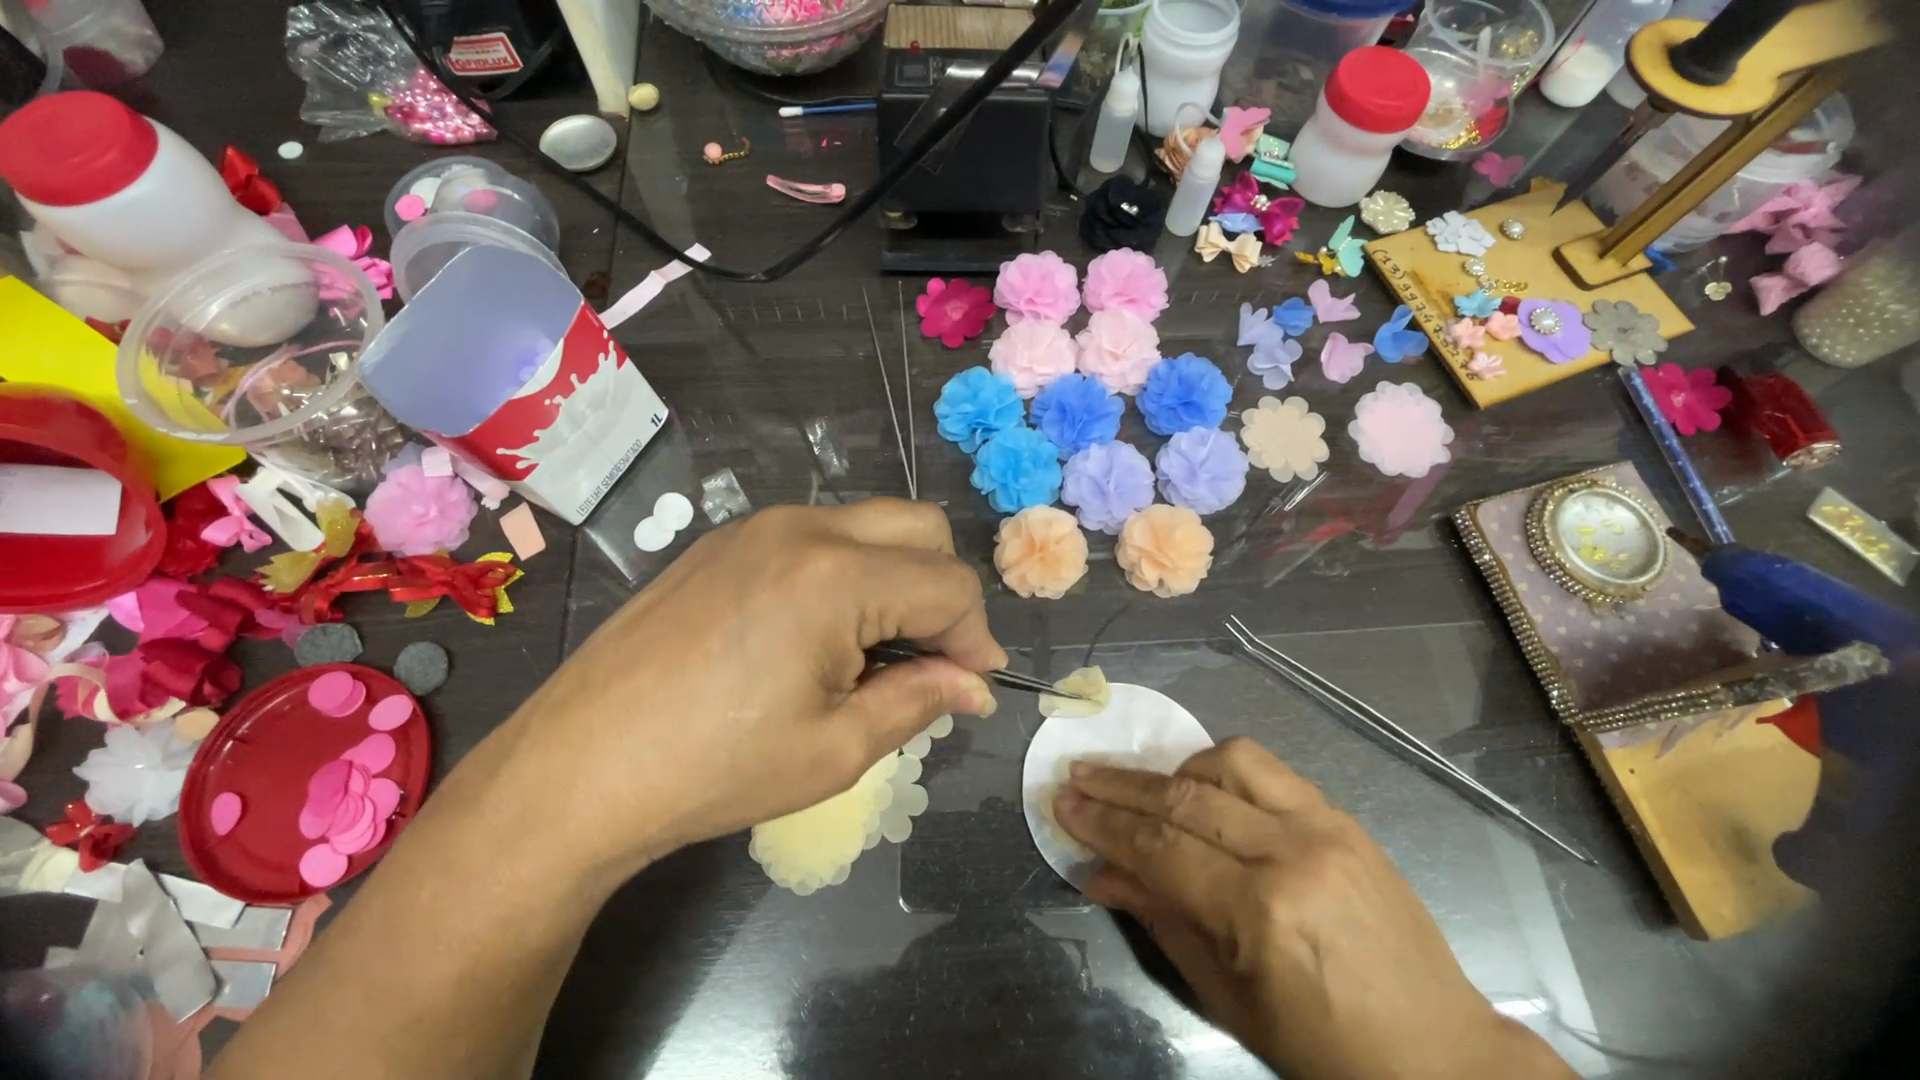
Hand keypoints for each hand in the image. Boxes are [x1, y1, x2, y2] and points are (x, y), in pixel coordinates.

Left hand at [503, 500, 1004, 876]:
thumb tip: (973, 684)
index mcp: (837, 576)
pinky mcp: (724, 542)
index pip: (948, 583)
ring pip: (869, 525)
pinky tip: (818, 635)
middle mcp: (803, 528)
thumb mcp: (836, 749)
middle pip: (920, 527)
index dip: (975, 636)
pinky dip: (848, 572)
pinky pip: (817, 536)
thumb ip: (920, 700)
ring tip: (874, 654)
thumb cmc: (716, 769)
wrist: (578, 766)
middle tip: (932, 660)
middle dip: (944, 591)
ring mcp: (756, 527)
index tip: (971, 686)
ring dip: (897, 577)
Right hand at [1053, 738, 1573, 1079]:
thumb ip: (1161, 922)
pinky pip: (1270, 770)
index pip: (1160, 848)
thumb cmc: (1323, 1047)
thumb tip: (1099, 875)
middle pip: (1183, 799)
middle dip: (1120, 787)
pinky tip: (1198, 786)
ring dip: (1172, 769)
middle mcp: (1292, 853)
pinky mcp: (1344, 818)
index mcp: (1261, 912)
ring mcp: (1325, 827)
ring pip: (1228, 763)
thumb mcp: (1228, 998)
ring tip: (1138, 786)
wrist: (1437, 1051)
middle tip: (1075, 776)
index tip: (1062, 803)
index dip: (1103, 824)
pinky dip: (1221, 769)